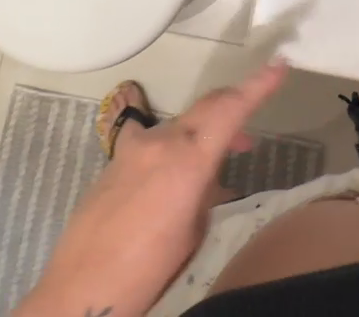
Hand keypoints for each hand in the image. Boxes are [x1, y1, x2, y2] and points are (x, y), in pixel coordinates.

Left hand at [15, 60, 288, 316]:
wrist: (80, 291)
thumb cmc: (148, 270)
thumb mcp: (194, 234)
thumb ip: (205, 192)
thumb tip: (208, 176)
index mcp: (186, 159)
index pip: (230, 109)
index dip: (258, 86)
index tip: (278, 66)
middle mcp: (159, 142)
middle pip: (205, 108)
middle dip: (232, 110)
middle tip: (249, 141)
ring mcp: (133, 148)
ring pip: (179, 126)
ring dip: (201, 137)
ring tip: (214, 170)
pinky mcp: (114, 162)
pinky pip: (153, 142)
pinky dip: (173, 151)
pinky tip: (172, 183)